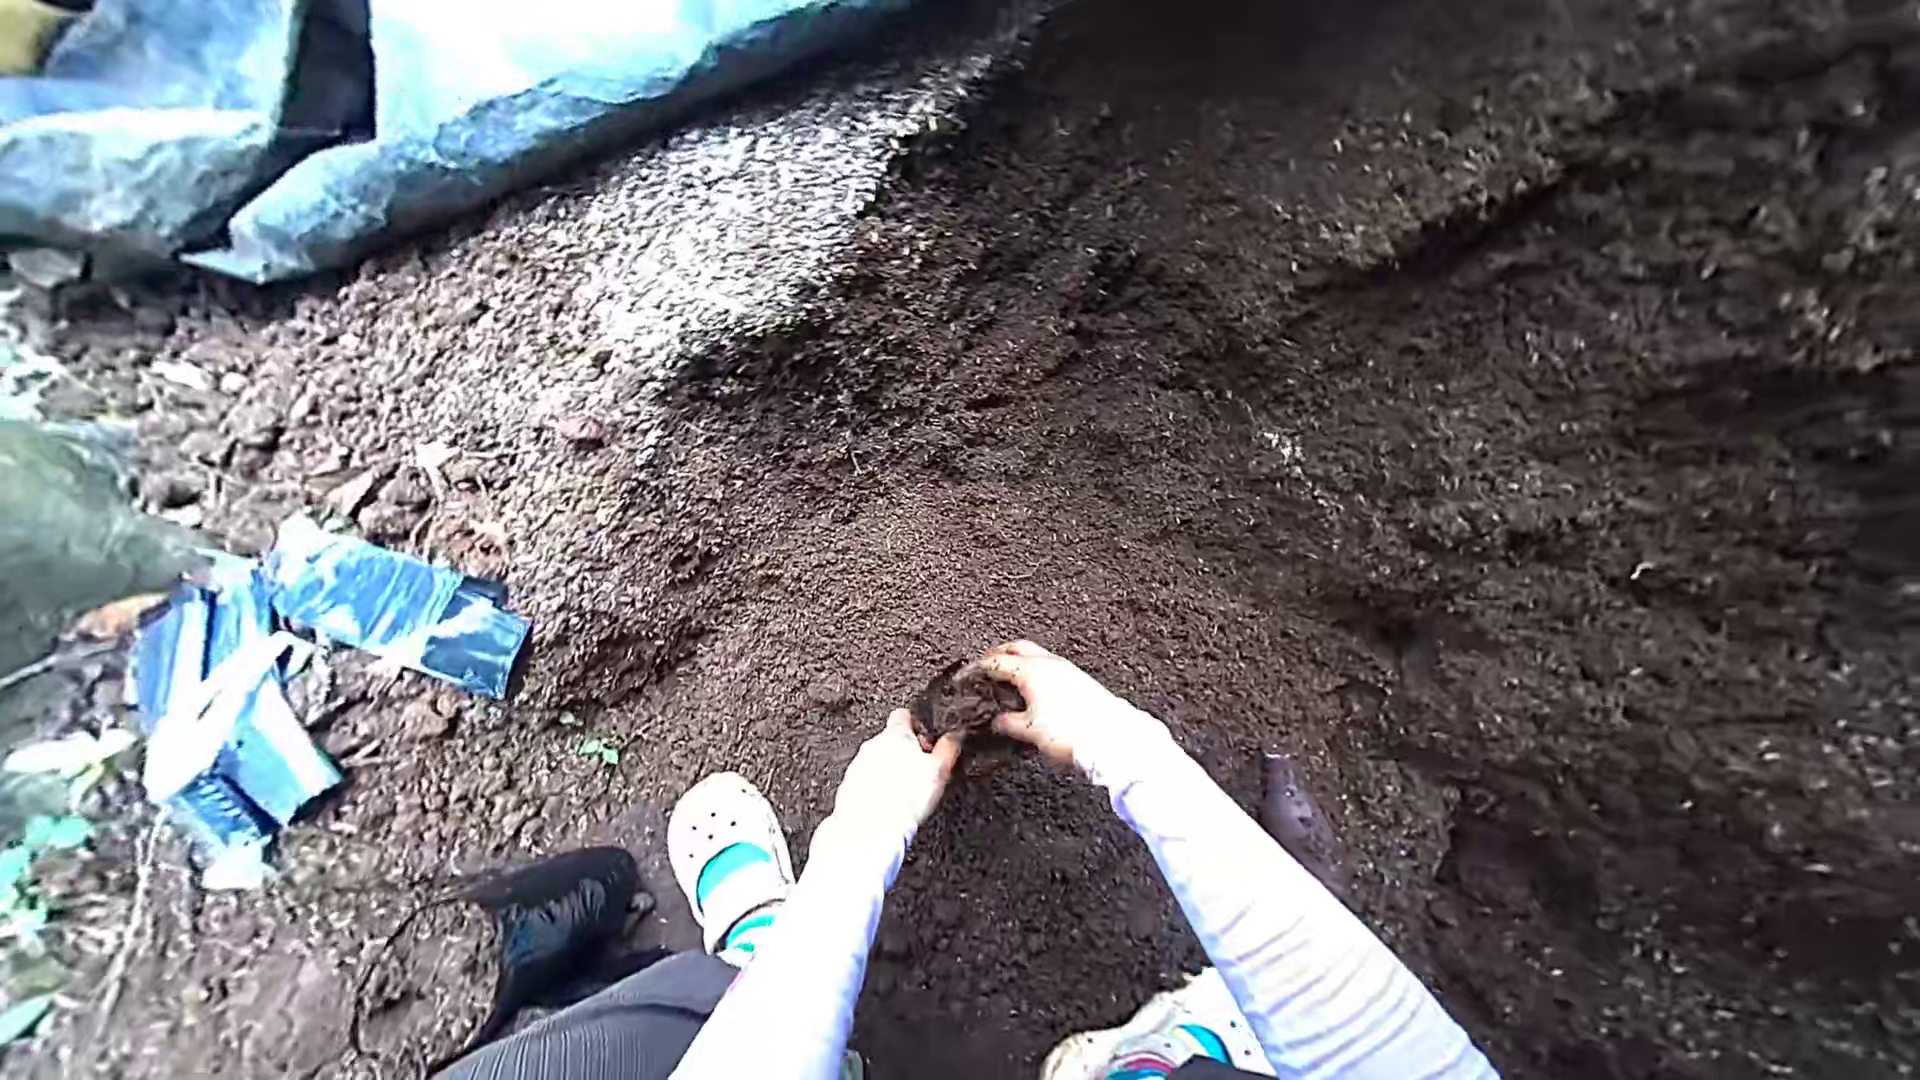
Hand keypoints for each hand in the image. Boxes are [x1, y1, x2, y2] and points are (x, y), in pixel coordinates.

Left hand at [832, 709, 963, 833]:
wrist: (871, 828)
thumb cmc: (905, 798)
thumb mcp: (939, 770)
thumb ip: (948, 748)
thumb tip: (954, 737)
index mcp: (896, 734)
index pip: (904, 715)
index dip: (916, 725)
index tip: (924, 740)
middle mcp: (873, 744)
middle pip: (890, 739)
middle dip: (904, 752)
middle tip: (919, 772)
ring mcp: (858, 765)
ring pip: (876, 761)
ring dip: (888, 771)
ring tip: (904, 793)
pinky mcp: (848, 786)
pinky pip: (864, 781)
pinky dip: (875, 788)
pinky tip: (887, 805)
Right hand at [968, 640, 1140, 769]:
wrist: (1111, 738)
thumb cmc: (1071, 732)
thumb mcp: (1029, 731)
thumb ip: (1008, 723)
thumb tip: (998, 721)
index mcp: (1031, 671)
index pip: (998, 662)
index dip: (981, 667)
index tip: (971, 671)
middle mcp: (1048, 664)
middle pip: (1018, 648)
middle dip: (1001, 652)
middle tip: (988, 662)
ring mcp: (1066, 669)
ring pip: (1036, 654)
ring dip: (1021, 659)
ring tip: (1011, 673)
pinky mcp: (1079, 679)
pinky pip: (1050, 665)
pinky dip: (1037, 668)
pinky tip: (1036, 685)